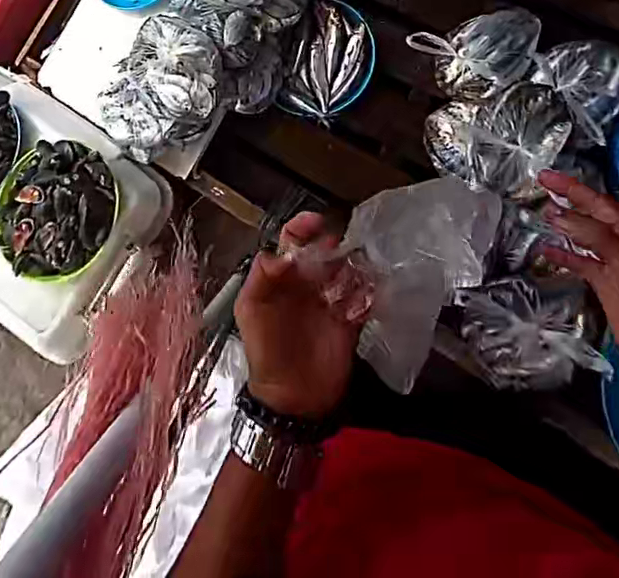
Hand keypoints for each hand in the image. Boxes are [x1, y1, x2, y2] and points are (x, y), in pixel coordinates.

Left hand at [236, 212, 365, 417]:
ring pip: (348, 271)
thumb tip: (280, 254)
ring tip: (350, 282)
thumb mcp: (250, 310)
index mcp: (281, 276)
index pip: (292, 241)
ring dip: (354, 269)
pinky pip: (366, 299)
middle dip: (333, 247)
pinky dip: (369, 295)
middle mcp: (307, 282)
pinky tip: (365, 301)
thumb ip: (260, 277)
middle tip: (338, 254)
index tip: (316, 221)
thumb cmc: (265, 350)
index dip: (303, 227)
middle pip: (325, 252)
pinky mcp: (352, 321)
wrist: (291, 398)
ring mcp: (331, 301)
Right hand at [534, 170, 618, 388]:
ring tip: (540, 211)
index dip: (575, 188)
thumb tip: (559, 214)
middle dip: (570, 198)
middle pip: (595, 215)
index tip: (546, 175)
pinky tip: (546, 250)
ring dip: (565, 223)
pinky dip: (564, 255)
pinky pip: (581, 263)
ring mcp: (618, 267)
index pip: (603, 204)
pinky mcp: (608, 286)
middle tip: (542, 182)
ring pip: (587, 237)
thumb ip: (597, 239)